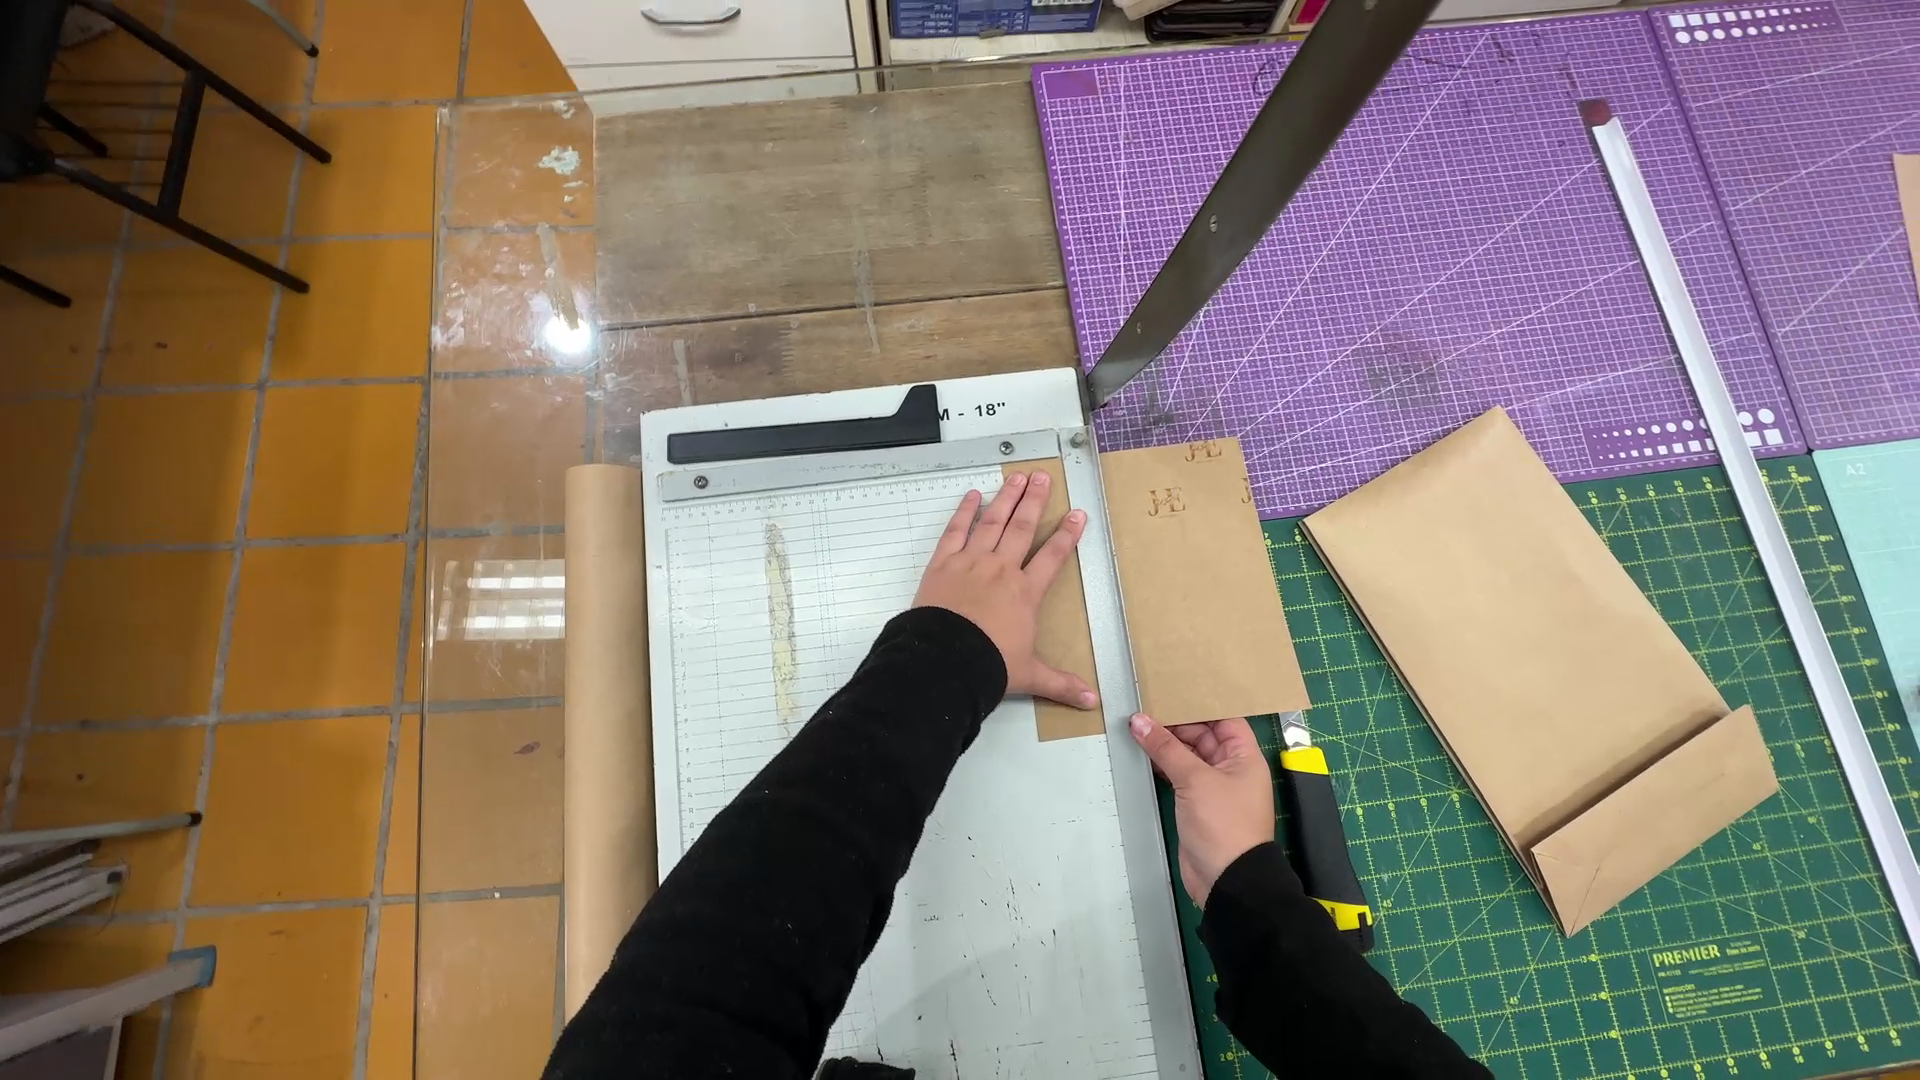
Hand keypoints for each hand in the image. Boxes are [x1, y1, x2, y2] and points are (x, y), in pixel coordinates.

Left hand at [913, 472, 1097, 708]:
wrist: (945, 661)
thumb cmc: (989, 665)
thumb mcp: (1029, 675)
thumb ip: (1061, 683)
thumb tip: (1093, 701)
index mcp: (1025, 593)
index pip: (1052, 557)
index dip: (1067, 535)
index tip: (1077, 514)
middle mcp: (1001, 570)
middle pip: (1022, 528)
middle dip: (1035, 501)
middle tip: (1043, 477)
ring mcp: (971, 562)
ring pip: (993, 522)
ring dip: (1006, 498)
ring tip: (1016, 477)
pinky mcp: (943, 563)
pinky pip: (956, 531)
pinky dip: (964, 512)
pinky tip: (972, 496)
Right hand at [1129, 714, 1273, 906]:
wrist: (1227, 880)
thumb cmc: (1223, 823)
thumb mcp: (1194, 779)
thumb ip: (1165, 747)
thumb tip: (1137, 720)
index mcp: (1244, 757)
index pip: (1223, 719)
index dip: (1198, 706)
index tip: (1168, 693)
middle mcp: (1230, 767)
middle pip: (1202, 735)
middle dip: (1174, 724)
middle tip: (1142, 710)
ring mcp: (1212, 786)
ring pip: (1187, 755)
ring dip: (1165, 744)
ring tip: (1135, 726)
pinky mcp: (1196, 803)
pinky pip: (1178, 774)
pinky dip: (1162, 764)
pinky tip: (1141, 753)